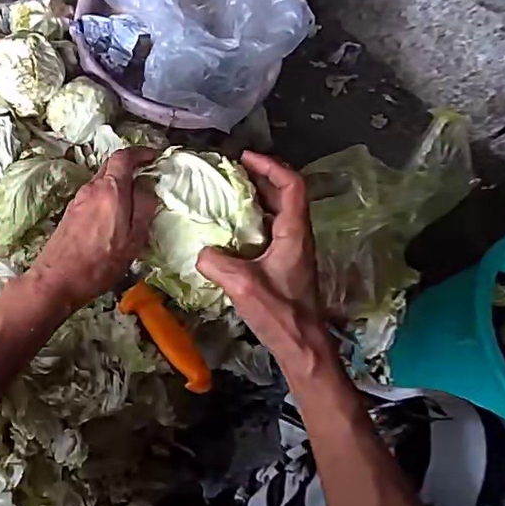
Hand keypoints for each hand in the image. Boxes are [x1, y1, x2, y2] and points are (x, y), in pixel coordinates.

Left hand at [21, 148, 159, 314]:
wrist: (57, 279)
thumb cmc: (100, 262)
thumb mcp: (134, 238)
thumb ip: (144, 207)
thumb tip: (147, 186)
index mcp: (111, 189)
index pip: (124, 156)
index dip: (141, 152)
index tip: (154, 157)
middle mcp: (92, 188)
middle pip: (112, 165)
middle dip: (131, 165)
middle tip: (147, 176)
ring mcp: (78, 199)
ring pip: (102, 181)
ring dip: (119, 183)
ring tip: (134, 200)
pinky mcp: (70, 212)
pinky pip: (94, 195)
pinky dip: (107, 196)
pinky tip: (114, 216)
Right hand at [196, 151, 337, 384]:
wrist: (302, 347)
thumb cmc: (280, 314)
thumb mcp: (243, 286)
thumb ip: (217, 262)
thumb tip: (202, 252)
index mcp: (294, 233)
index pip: (291, 185)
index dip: (271, 166)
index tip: (246, 158)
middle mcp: (298, 237)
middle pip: (285, 195)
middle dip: (260, 178)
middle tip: (232, 172)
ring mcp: (293, 252)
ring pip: (277, 214)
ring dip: (256, 200)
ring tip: (227, 196)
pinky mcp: (285, 266)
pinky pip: (269, 232)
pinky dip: (252, 222)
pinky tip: (230, 232)